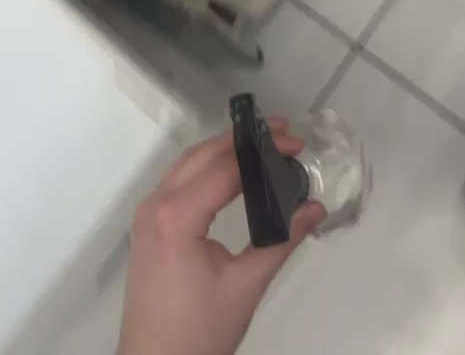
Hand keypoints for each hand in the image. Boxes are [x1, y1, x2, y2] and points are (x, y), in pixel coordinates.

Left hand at [116, 117, 326, 354]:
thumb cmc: (199, 331)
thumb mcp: (245, 287)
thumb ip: (281, 241)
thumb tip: (317, 207)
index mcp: (176, 216)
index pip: (224, 167)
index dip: (261, 149)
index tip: (296, 142)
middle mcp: (156, 203)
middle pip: (203, 155)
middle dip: (243, 139)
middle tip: (284, 133)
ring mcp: (147, 213)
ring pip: (187, 162)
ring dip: (223, 149)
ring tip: (263, 144)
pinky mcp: (148, 224)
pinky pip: (178, 180)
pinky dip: (206, 166)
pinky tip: (231, 171)